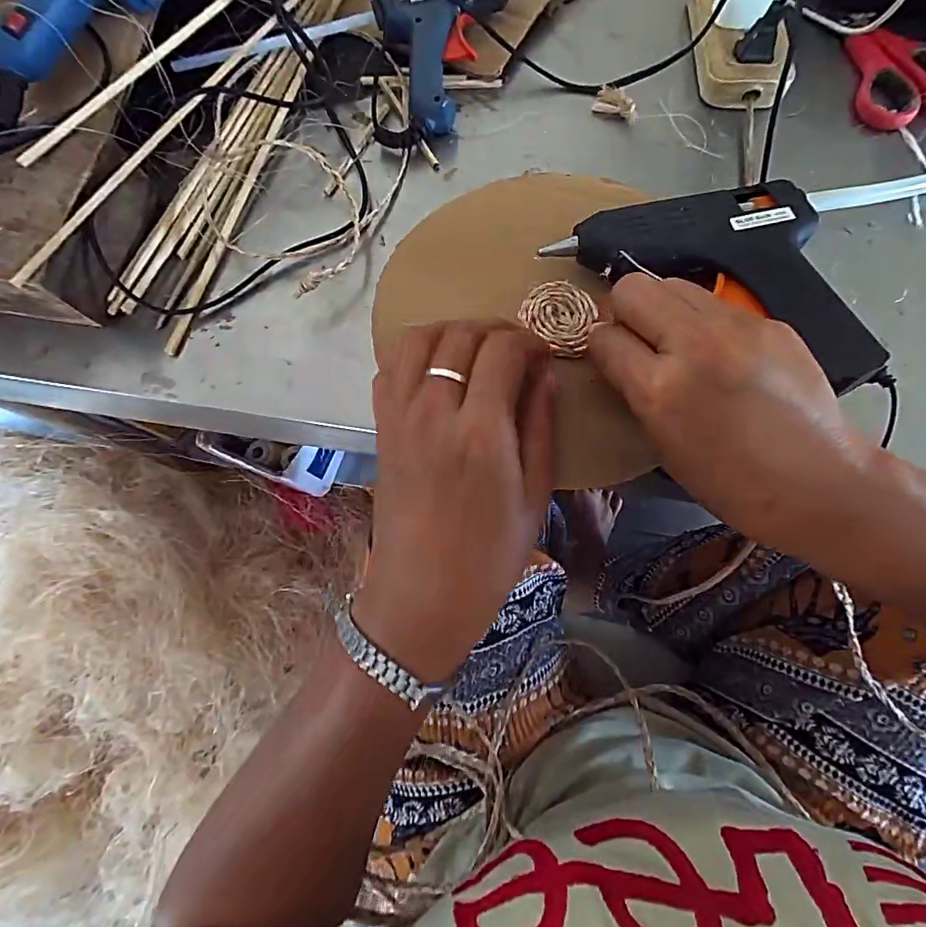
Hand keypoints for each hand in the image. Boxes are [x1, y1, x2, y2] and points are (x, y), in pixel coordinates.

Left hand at [356, 320, 556, 683]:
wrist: (421, 596)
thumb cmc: (488, 559)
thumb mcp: (534, 497)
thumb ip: (540, 427)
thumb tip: (544, 374)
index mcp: (482, 432)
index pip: (502, 350)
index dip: (528, 340)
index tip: (543, 354)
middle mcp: (435, 414)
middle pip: (460, 335)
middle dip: (495, 330)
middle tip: (516, 350)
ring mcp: (400, 419)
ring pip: (417, 340)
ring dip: (451, 332)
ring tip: (475, 351)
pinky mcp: (381, 430)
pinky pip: (390, 370)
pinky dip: (413, 355)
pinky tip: (436, 372)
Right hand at [586, 275, 881, 550]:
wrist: (817, 482)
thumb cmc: (733, 481)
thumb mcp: (663, 444)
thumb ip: (635, 390)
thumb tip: (618, 355)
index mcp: (660, 389)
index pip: (604, 336)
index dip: (598, 344)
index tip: (607, 353)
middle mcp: (695, 346)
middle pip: (634, 288)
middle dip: (624, 310)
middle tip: (637, 338)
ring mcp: (738, 328)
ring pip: (675, 284)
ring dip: (664, 308)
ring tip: (678, 342)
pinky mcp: (770, 322)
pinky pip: (718, 303)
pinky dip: (706, 321)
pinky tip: (722, 353)